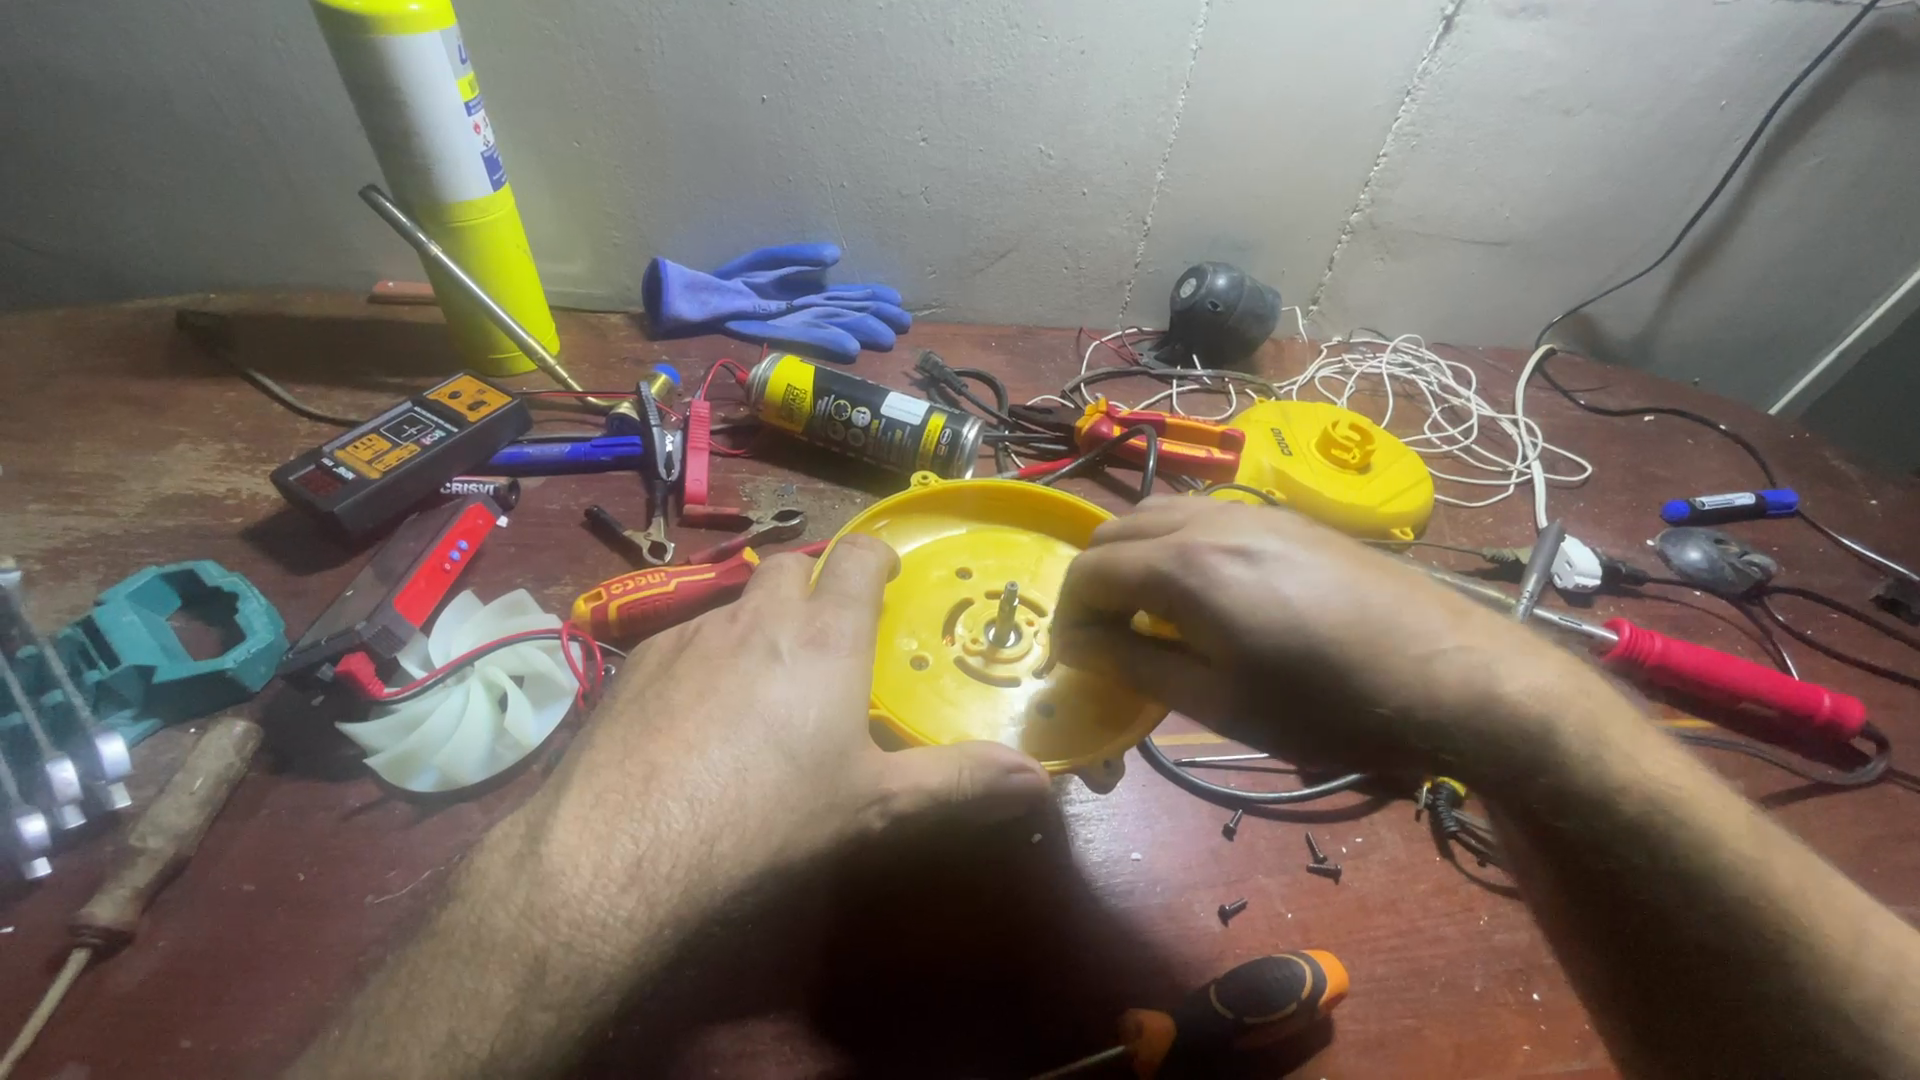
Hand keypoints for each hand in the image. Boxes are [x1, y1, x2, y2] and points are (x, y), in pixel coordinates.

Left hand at [521, 535, 1050, 929]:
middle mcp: (758, 618)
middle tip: (829, 639)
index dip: (877, 554)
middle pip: (793, 566)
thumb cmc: (770, 818)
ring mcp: (690, 634)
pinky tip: (695, 719)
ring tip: (763, 685)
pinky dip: (706, 659)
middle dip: (817, 585)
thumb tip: (1038, 780)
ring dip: (760, 624)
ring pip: (737, 604)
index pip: (857, 555)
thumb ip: (960, 785)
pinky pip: (685, 639)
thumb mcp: (876, 808)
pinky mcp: (635, 665)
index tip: (887, 576)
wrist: (623, 852)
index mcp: (825, 637)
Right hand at [1053, 496, 1600, 777]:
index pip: (1087, 573)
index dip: (1067, 617)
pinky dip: (1170, 544)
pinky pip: (1198, 513)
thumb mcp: (1217, 700)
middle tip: (1104, 639)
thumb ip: (1133, 663)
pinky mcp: (1283, 516)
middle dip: (1091, 584)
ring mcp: (1249, 509)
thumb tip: (1076, 644)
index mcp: (1183, 567)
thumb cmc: (1327, 705)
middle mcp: (1207, 518)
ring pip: (1154, 514)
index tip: (1075, 660)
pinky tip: (1199, 591)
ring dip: (1129, 559)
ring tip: (1146, 615)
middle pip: (1112, 533)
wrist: (1454, 675)